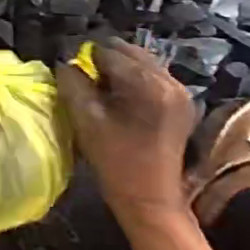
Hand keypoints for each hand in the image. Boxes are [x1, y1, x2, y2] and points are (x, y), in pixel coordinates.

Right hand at [55, 37, 196, 223]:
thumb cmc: (114, 158)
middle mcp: (170, 82)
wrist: (151, 197)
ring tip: (103, 91)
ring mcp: (181, 92)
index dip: (84, 60)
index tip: (73, 77)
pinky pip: (152, 76)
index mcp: (147, 84)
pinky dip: (133, 80)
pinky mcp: (183, 103)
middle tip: (87, 82)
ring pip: (141, 62)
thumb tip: (67, 63)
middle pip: (129, 52)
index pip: (107, 51)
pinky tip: (122, 100)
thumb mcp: (83, 117)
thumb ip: (71, 82)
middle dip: (104, 61)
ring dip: (119, 70)